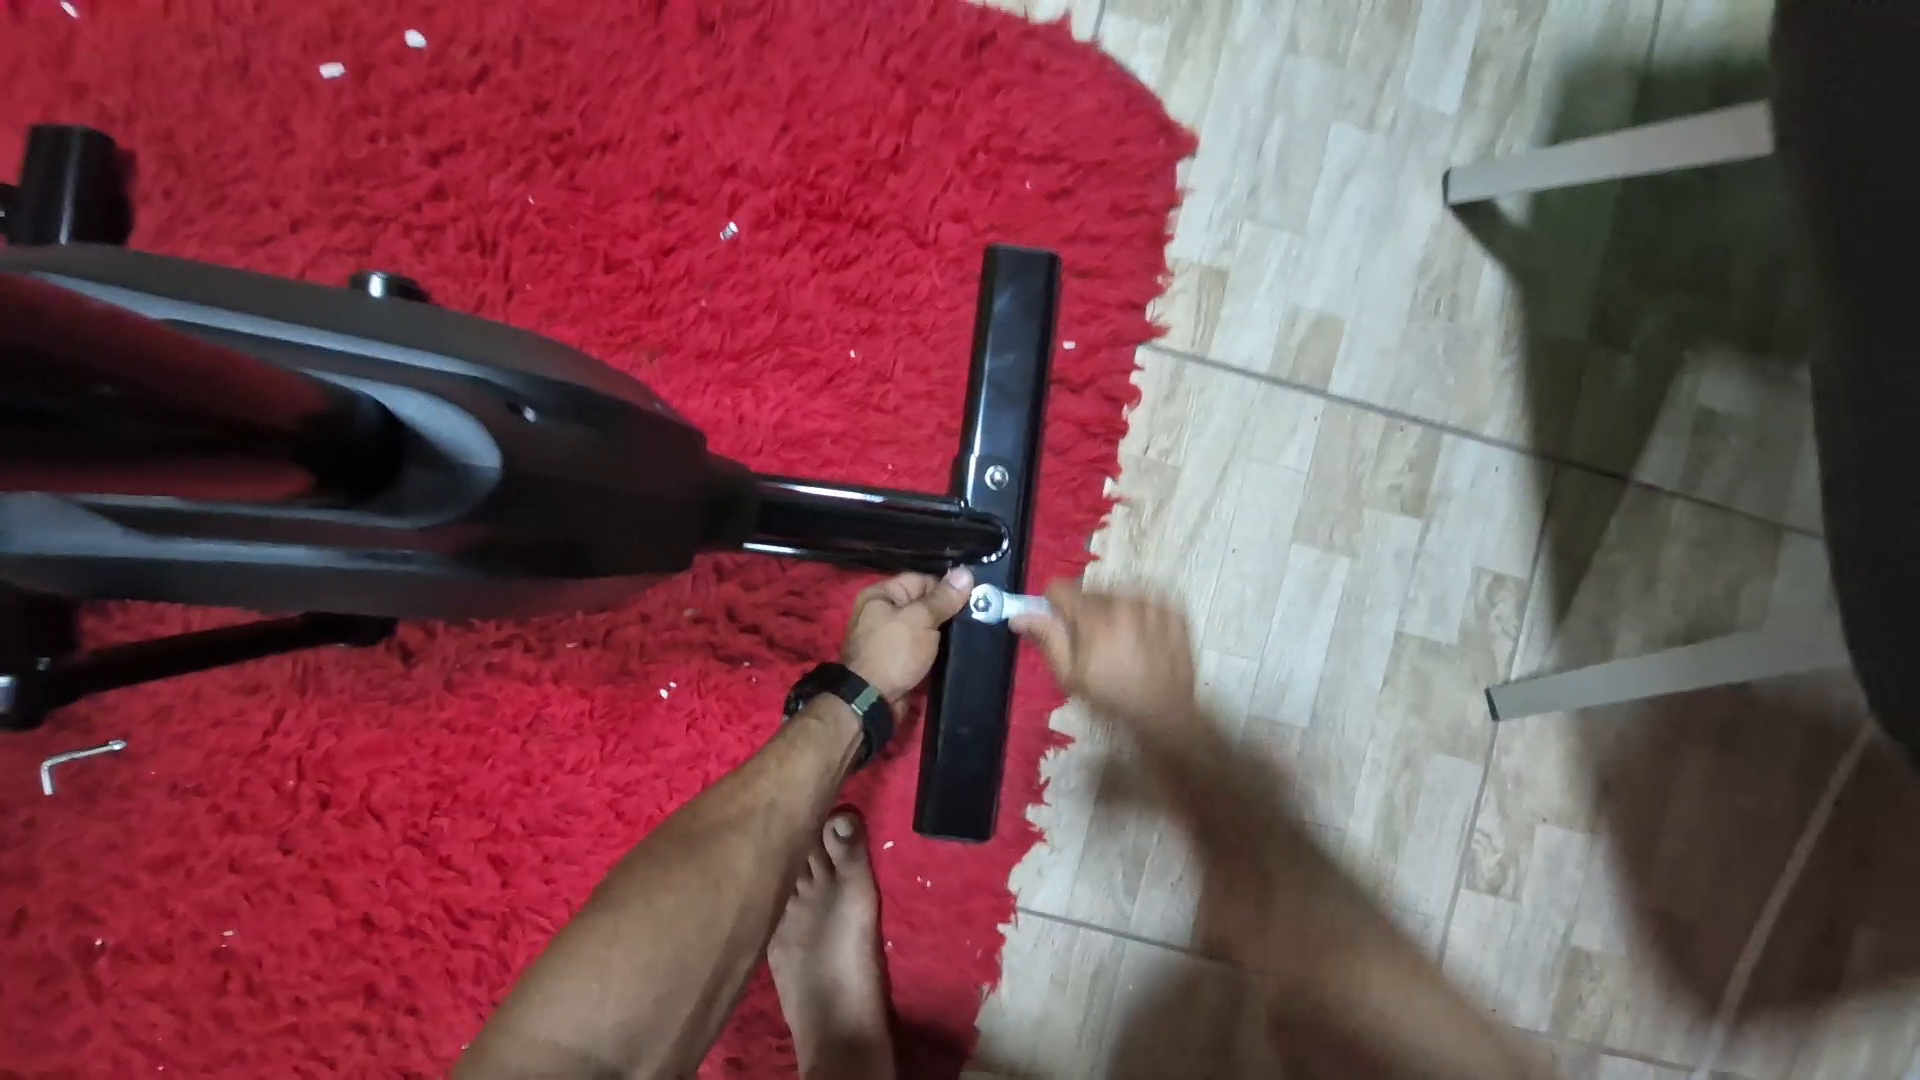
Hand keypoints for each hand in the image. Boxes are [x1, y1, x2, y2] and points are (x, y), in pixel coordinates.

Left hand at [840, 567, 972, 703]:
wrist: (872, 701)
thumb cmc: (893, 653)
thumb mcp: (920, 620)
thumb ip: (943, 598)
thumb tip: (966, 573)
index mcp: (881, 595)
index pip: (921, 580)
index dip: (946, 588)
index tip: (972, 597)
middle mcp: (883, 613)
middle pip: (924, 604)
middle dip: (948, 611)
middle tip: (978, 615)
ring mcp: (891, 638)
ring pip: (927, 628)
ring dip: (946, 633)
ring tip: (974, 632)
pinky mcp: (900, 660)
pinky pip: (924, 647)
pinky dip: (939, 650)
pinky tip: (959, 650)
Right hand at [1011, 581, 1197, 727]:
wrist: (1165, 713)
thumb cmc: (1111, 697)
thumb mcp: (1070, 675)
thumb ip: (1046, 638)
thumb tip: (1019, 616)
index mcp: (1093, 615)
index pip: (1059, 588)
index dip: (1054, 605)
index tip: (1061, 624)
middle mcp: (1123, 600)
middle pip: (1090, 591)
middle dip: (1085, 610)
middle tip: (1094, 641)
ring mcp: (1152, 603)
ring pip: (1118, 594)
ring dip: (1113, 610)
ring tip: (1121, 641)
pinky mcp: (1174, 610)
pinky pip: (1147, 600)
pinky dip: (1141, 613)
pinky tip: (1142, 638)